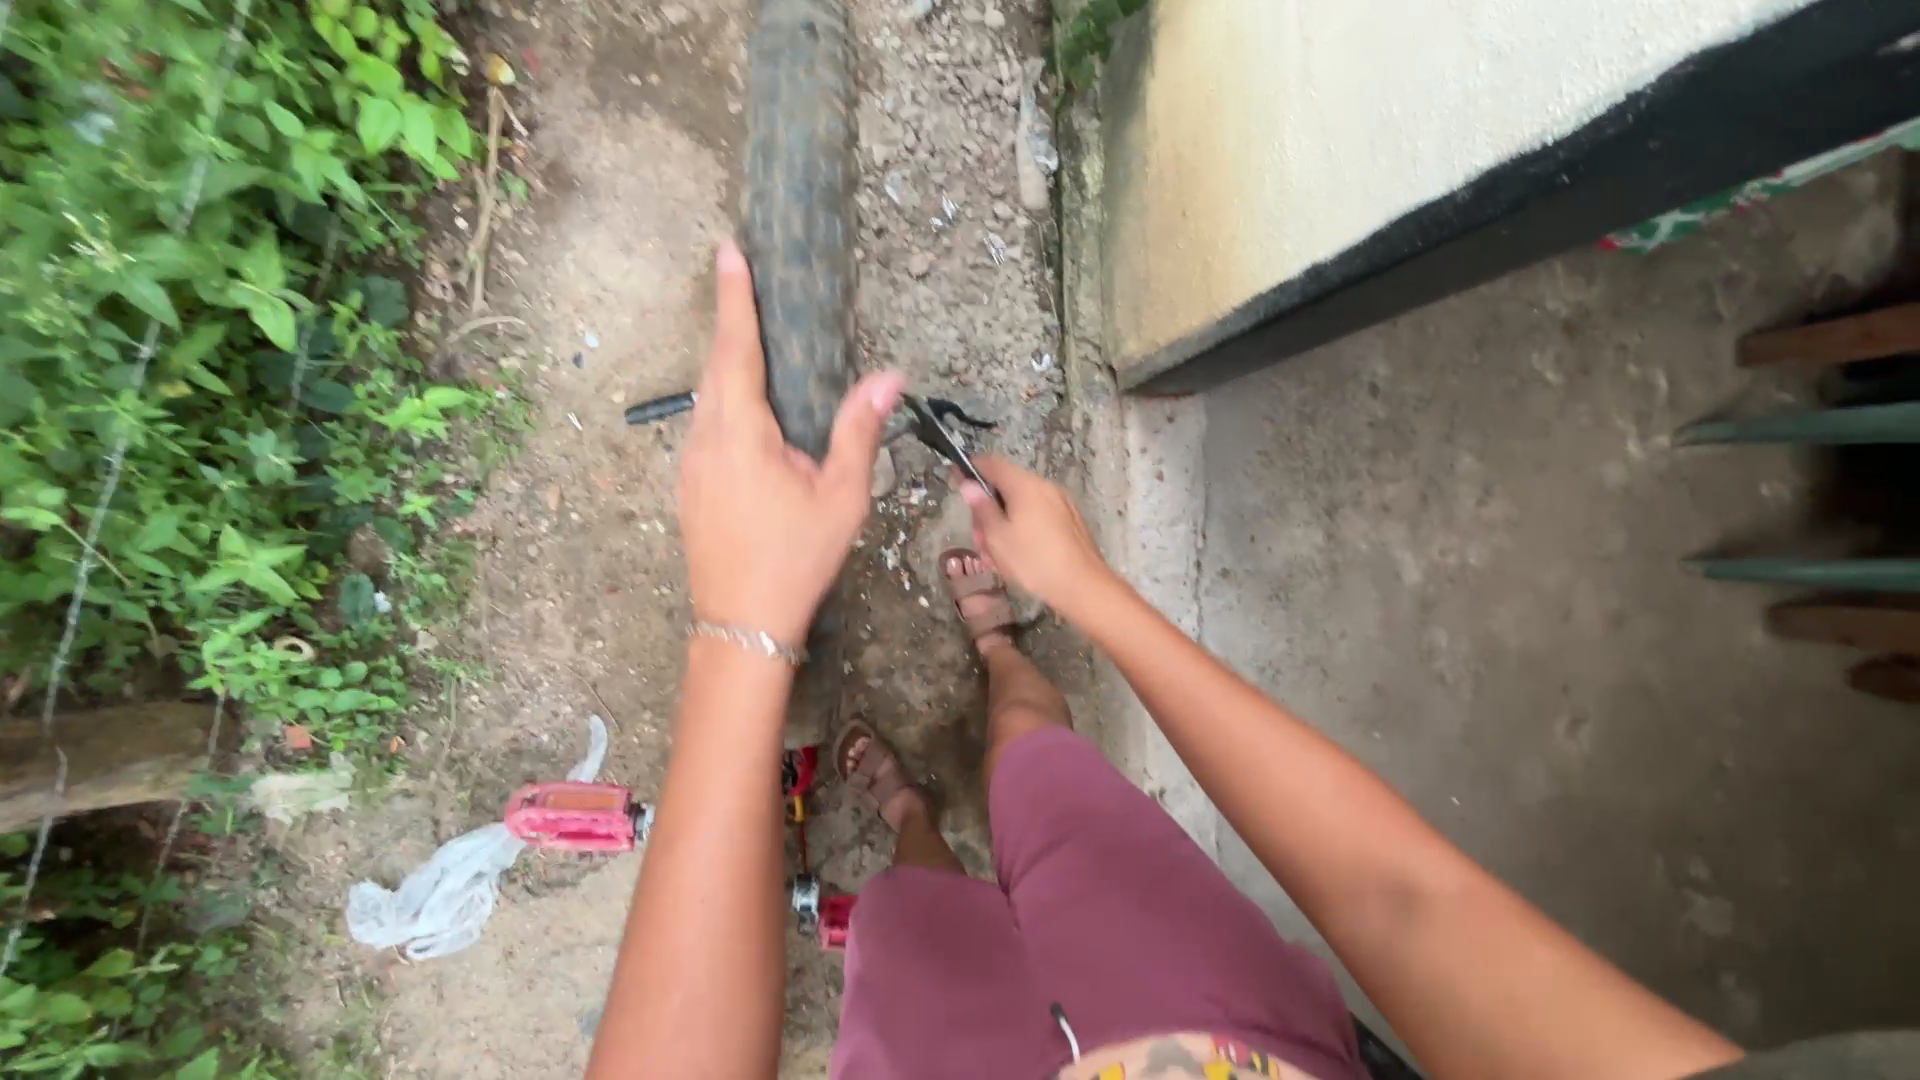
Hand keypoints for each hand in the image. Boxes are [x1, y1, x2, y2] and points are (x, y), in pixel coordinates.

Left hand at [677, 240, 903, 645]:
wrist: (742, 624)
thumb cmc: (796, 558)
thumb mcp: (840, 496)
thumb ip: (859, 430)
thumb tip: (888, 376)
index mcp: (741, 433)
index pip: (736, 349)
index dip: (734, 298)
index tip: (728, 250)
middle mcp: (705, 440)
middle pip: (716, 368)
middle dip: (732, 325)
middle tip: (747, 286)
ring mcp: (690, 465)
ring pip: (708, 400)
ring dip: (729, 367)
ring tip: (757, 348)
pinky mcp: (689, 487)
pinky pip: (706, 428)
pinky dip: (726, 404)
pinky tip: (751, 418)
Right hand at [958, 456, 1113, 612]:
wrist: (1083, 587)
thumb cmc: (1034, 562)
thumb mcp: (998, 538)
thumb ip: (981, 508)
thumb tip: (969, 484)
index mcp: (1025, 486)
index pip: (992, 463)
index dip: (971, 469)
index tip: (957, 481)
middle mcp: (1045, 487)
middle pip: (1007, 487)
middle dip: (988, 510)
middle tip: (981, 540)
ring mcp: (1061, 503)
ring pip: (1022, 505)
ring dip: (1004, 523)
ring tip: (998, 556)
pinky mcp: (1071, 520)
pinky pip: (1038, 515)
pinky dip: (1024, 528)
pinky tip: (1020, 555)